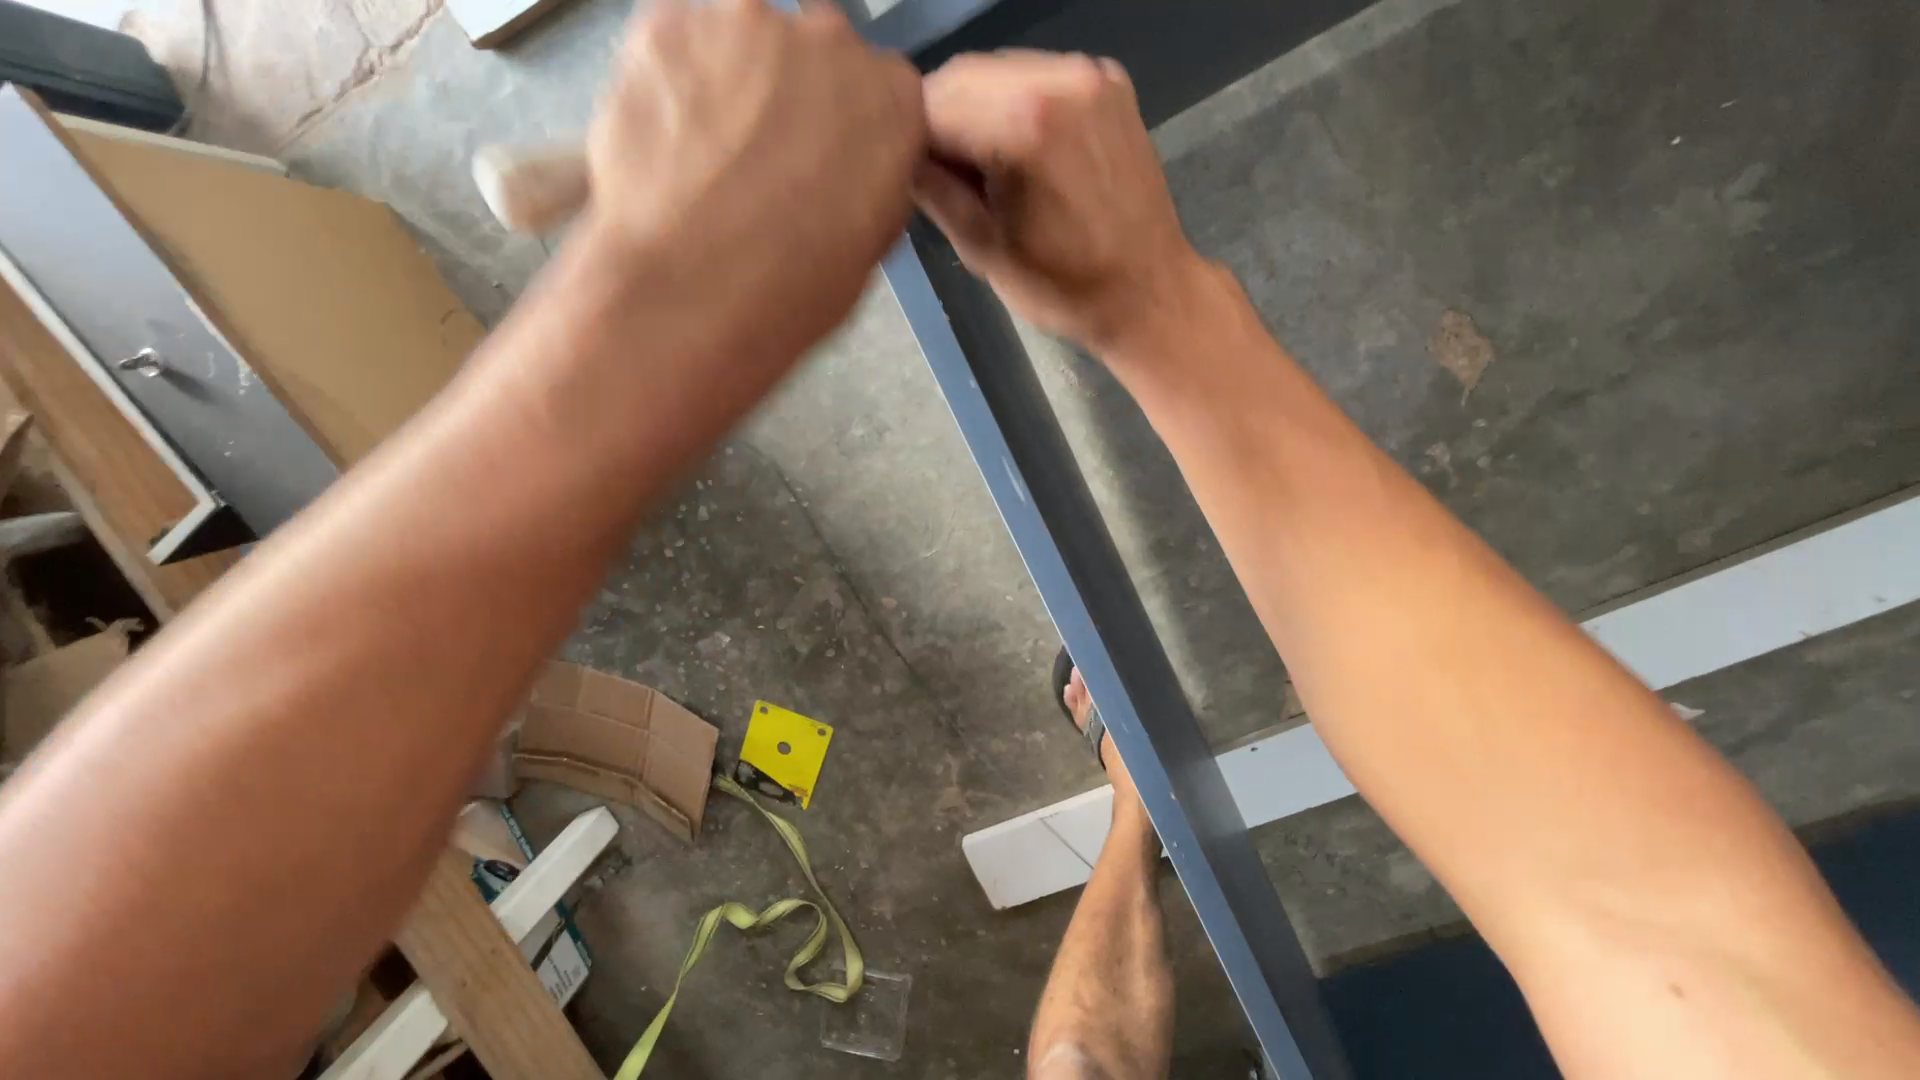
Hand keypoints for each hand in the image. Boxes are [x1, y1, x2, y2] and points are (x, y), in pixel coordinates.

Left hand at [586, 0, 923, 356]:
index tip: (816, 163)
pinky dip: (669, 83)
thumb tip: (846, 171)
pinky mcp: (667, 22)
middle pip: (808, 54)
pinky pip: (673, 44)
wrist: (692, 291)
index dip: (840, 128)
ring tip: (704, 158)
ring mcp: (746, 23)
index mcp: (893, 99)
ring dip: (727, 85)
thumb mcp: (868, 245)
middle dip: (786, 97)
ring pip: (737, 42)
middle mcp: (830, 40)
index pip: (876, 90)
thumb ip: (868, 181)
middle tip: (756, 163)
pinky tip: (664, 142)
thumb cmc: (794, 289)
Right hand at [913, 51, 1205, 352]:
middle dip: (943, 119)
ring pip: (1000, 70)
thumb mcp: (983, 249)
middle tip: (945, 174)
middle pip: (964, 75)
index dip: (912, 142)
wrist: (1150, 292)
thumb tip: (900, 158)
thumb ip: (934, 191)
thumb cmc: (1065, 288)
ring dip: (978, 109)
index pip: (933, 105)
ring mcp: (1090, 75)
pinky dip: (1018, 104)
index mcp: (1023, 123)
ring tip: (985, 166)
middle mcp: (1059, 78)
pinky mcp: (1110, 83)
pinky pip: (1040, 75)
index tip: (911, 177)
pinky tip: (1022, 150)